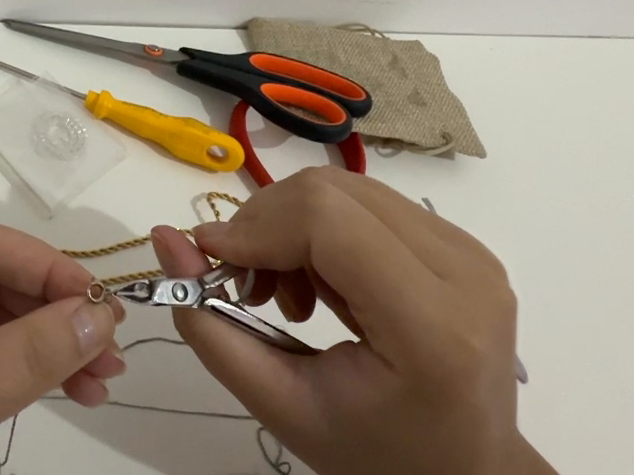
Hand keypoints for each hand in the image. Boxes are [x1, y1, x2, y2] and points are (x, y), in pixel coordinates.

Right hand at [151, 168, 553, 474]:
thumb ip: (209, 325)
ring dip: (287, 224)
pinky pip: (361, 199)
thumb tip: (164, 238)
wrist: (467, 473)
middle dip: (263, 225)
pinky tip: (318, 279)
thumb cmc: (374, 454)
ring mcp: (469, 249)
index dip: (255, 228)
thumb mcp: (279, 405)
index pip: (328, 223)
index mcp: (435, 328)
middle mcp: (464, 271)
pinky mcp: (461, 240)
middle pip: (328, 192)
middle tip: (246, 286)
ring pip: (339, 186)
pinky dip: (317, 226)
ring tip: (284, 288)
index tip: (211, 261)